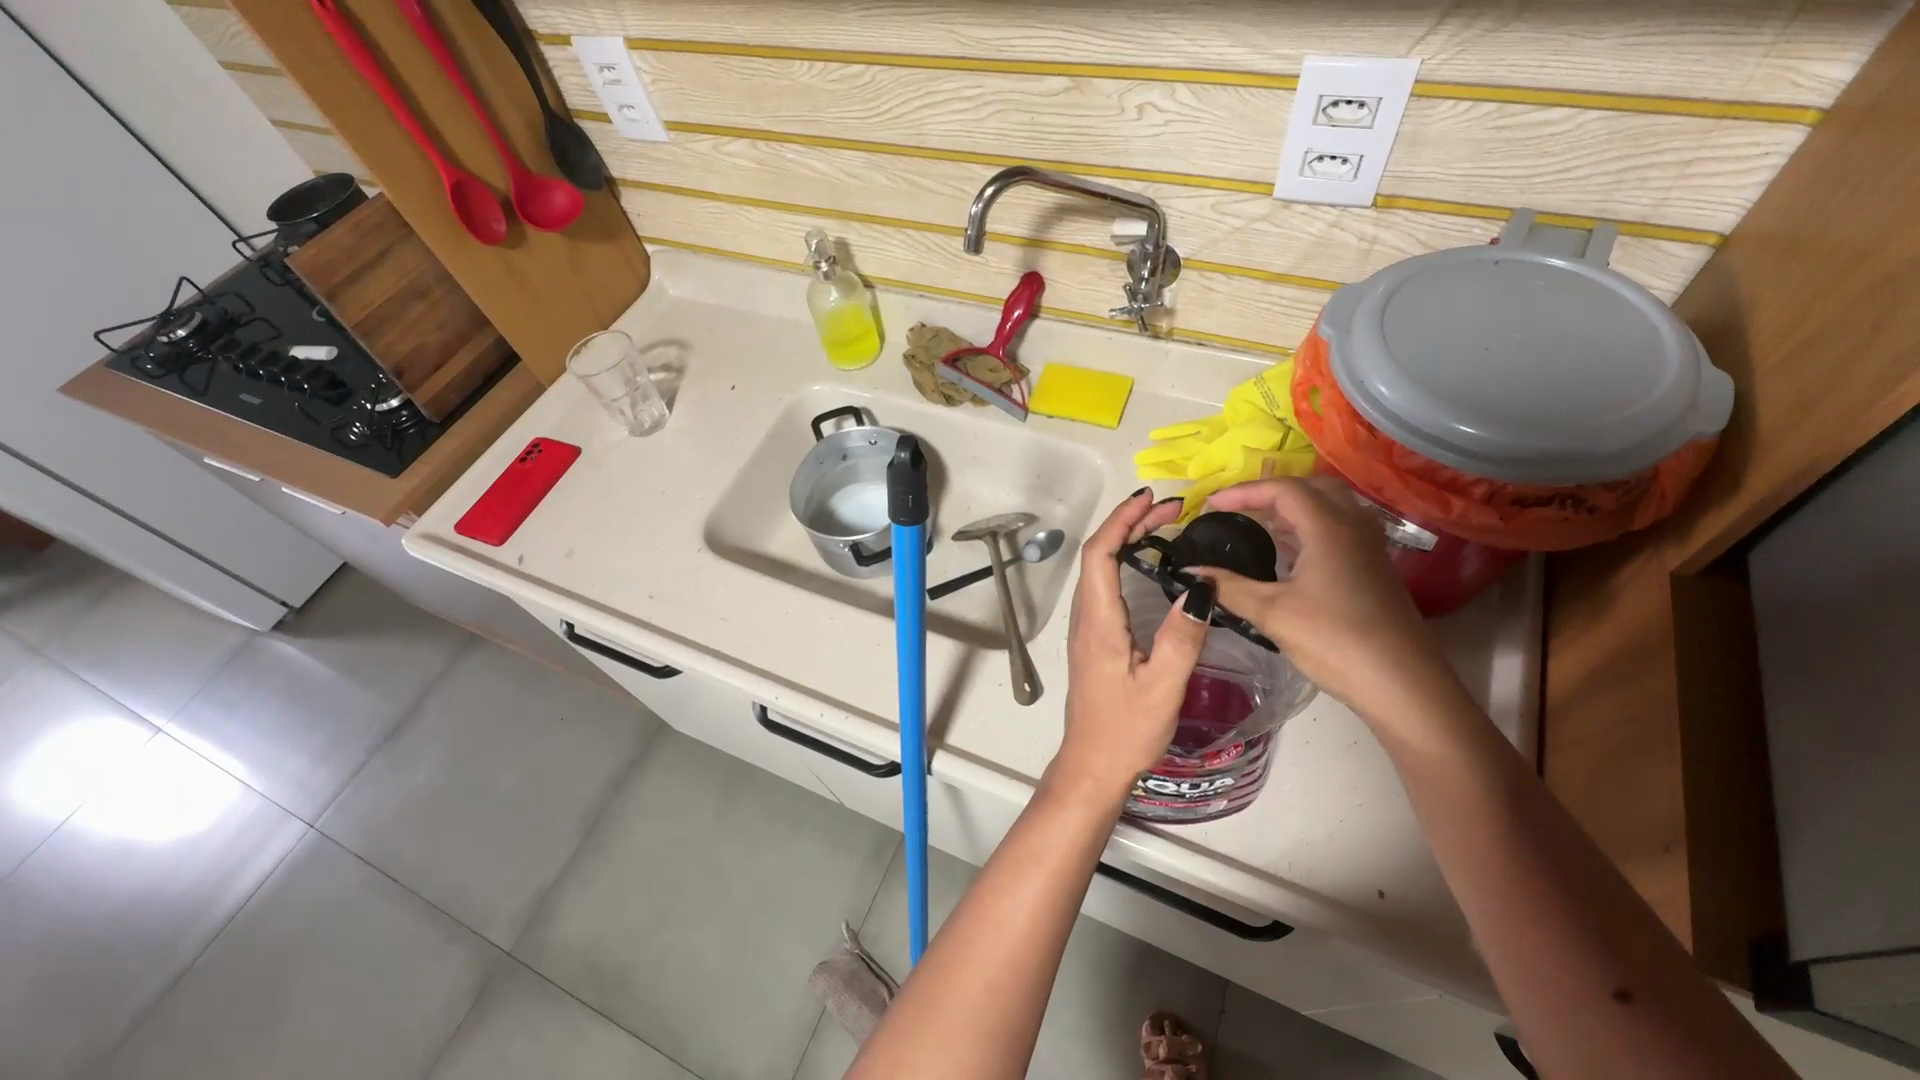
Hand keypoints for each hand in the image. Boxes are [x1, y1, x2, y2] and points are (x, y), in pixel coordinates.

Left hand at [1055, 489, 1210, 794]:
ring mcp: (1087, 630)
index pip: (1099, 555)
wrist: (1092, 767)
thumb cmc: (1126, 731)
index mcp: (1098, 623)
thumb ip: (1182, 637)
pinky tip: (1151, 568)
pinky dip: (1125, 564)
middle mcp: (1086, 619)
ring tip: (1163, 526)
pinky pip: (1105, 587)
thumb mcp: (1163, 687)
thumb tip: (1201, 589)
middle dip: (1129, 523)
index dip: (1121, 521)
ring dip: (1126, 541)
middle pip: (1098, 556)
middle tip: (1170, 509)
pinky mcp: (1095, 641)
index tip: (1152, 500)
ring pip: (1099, 570)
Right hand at [1188, 478, 1462, 724]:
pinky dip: (1309, 529)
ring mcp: (1369, 548)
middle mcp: (1354, 527)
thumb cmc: (1335, 640)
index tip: (1209, 506)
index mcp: (1329, 527)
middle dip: (1272, 492)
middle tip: (1238, 509)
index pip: (1283, 489)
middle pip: (1312, 488)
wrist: (1403, 683)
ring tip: (1258, 526)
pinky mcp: (1374, 570)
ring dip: (1293, 510)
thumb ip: (1229, 588)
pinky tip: (1289, 556)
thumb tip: (1191, 574)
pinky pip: (1338, 531)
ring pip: (1330, 509)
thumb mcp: (1273, 614)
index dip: (1243, 492)